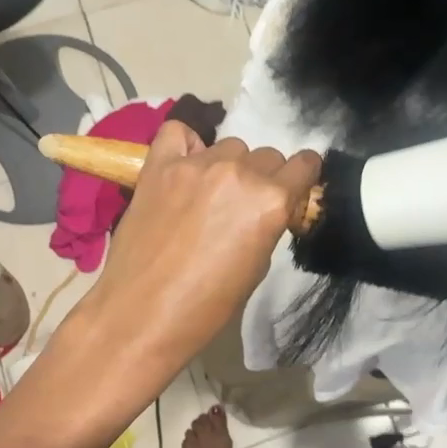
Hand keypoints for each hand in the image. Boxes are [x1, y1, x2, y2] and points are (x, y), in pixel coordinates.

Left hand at [83, 122, 320, 370]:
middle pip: (267, 155)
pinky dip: (187, 145)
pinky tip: (184, 167)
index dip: (301, 178)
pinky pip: (180, 133)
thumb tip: (265, 209)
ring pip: (230, 146)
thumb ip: (268, 224)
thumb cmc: (208, 305)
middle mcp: (239, 173)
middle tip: (244, 206)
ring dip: (229, 165)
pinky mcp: (159, 165)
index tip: (293, 189)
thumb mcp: (258, 266)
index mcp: (270, 201)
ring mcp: (197, 164)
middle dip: (263, 177)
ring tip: (209, 195)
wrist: (143, 314)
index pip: (304, 165)